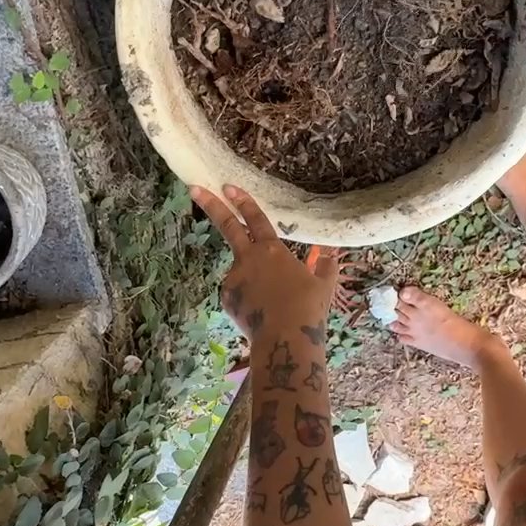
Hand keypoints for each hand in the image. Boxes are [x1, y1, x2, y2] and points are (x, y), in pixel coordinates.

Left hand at [191, 185, 339, 337]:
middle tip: (195, 189)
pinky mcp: (226, 297)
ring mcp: (234, 278)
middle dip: (211, 205)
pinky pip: (238, 294)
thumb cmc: (307, 308)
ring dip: (252, 282)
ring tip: (273, 306)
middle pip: (227, 226)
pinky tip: (263, 314)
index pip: (256, 219)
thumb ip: (325, 267)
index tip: (229, 186)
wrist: (285, 338)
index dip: (244, 202)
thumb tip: (329, 256)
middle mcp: (249, 259)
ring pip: (241, 273)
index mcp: (273, 250)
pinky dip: (248, 299)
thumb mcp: (323, 286)